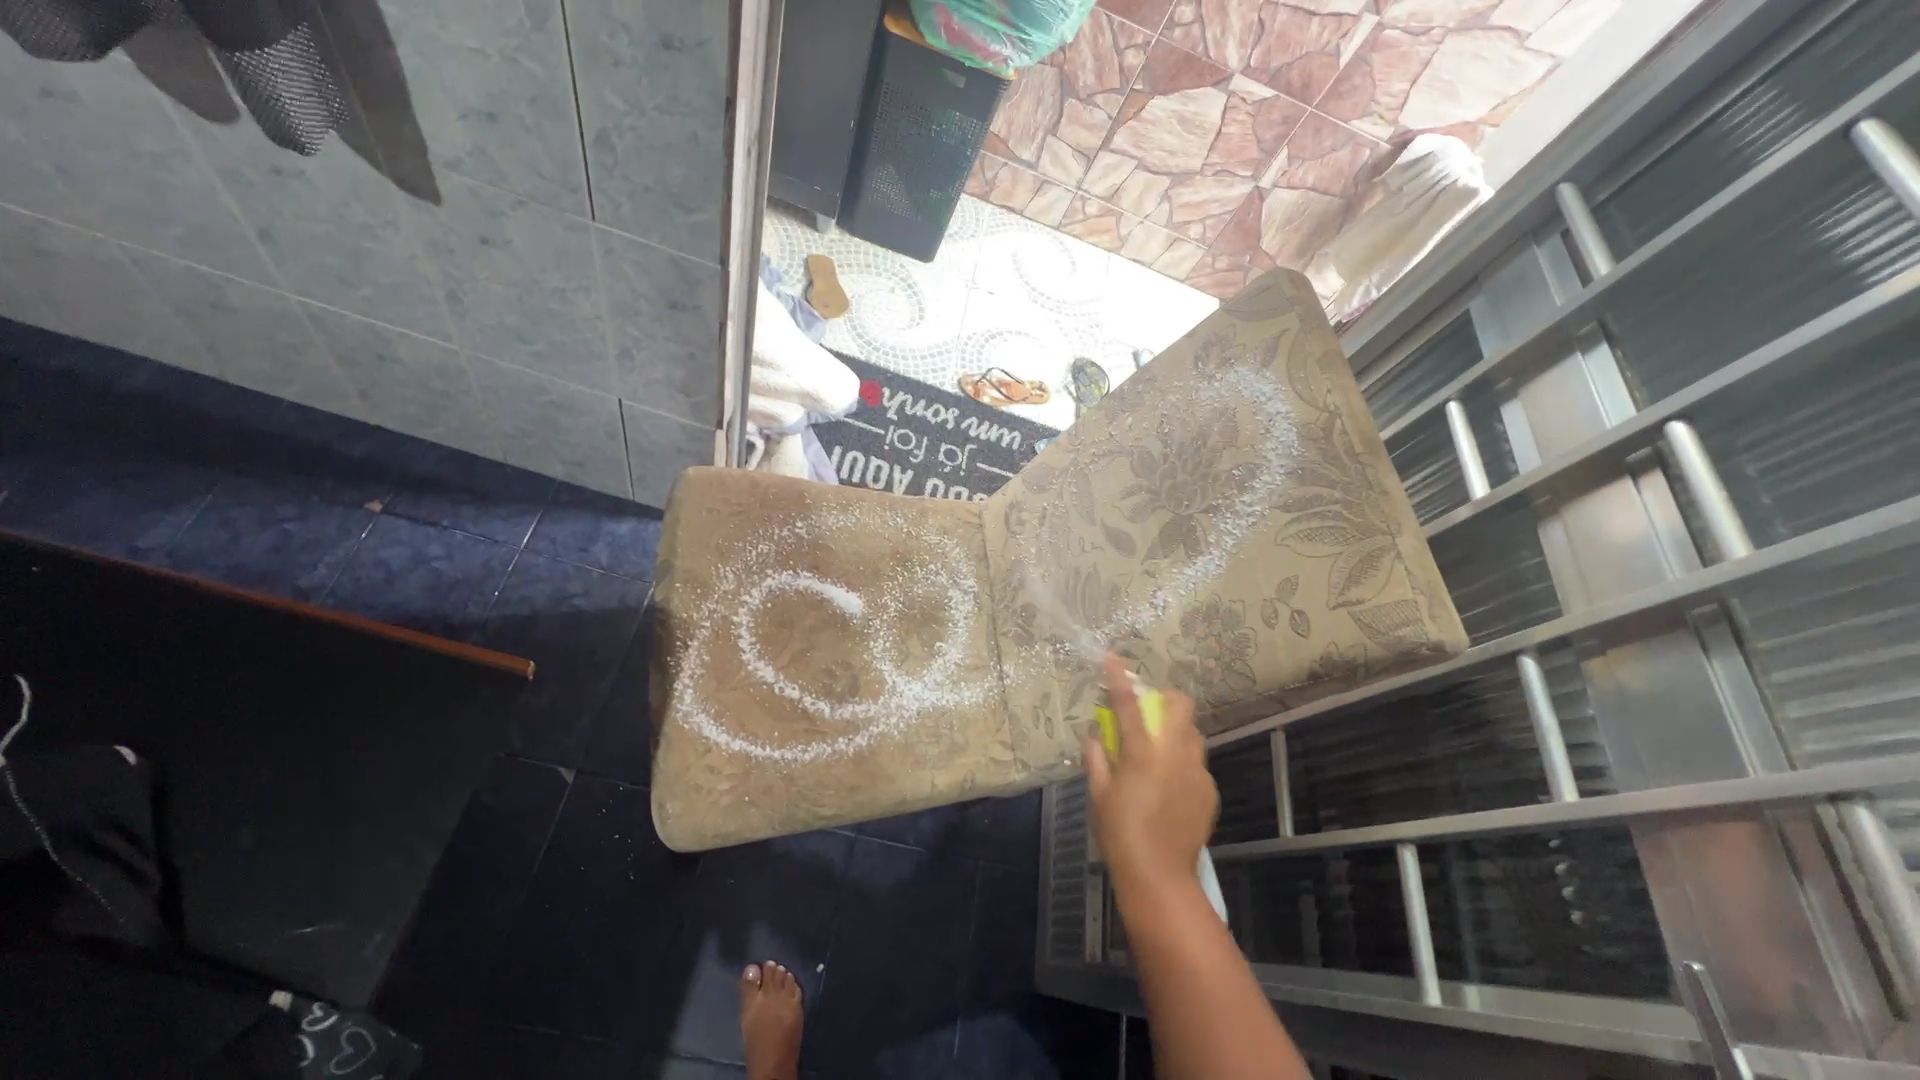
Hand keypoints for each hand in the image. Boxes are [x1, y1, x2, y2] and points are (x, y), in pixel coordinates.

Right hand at [1083, 654, 1217, 893]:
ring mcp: (1197, 771)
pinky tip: (1169, 788)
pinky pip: (1196, 764)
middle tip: (1147, 714)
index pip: (1129, 704)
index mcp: (1142, 753)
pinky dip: (1182, 764)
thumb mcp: (1097, 795)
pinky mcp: (1209, 790)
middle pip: (1181, 704)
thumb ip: (1096, 759)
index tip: (1113, 659)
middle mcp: (1175, 754)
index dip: (1119, 678)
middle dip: (1164, 700)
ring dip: (1176, 732)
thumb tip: (1095, 736)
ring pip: (1193, 734)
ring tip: (1158, 754)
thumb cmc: (1120, 834)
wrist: (1159, 875)